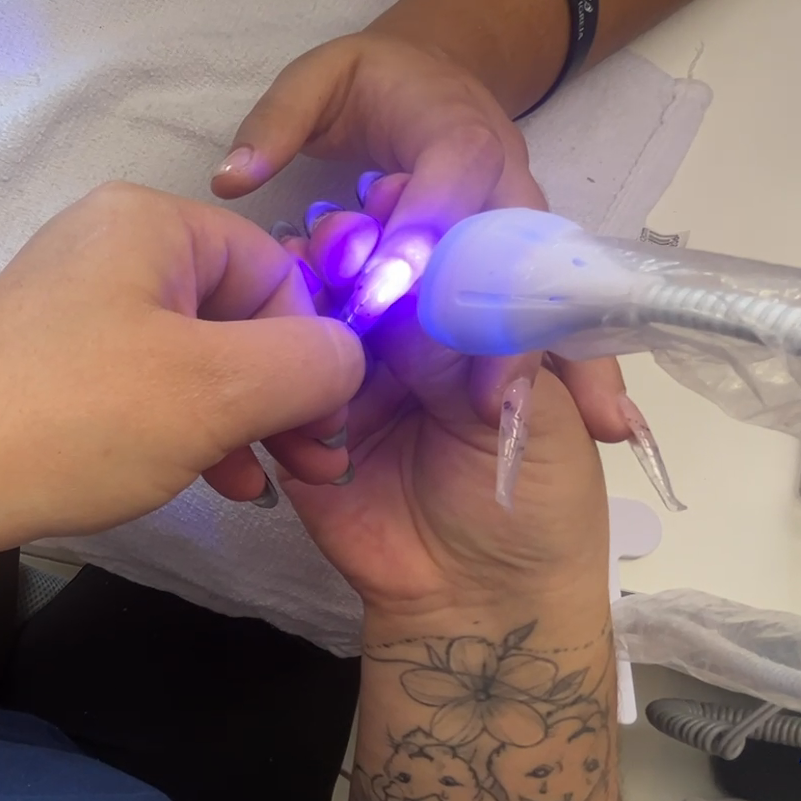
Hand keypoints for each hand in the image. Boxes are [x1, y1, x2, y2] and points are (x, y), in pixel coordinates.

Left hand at [0, 183, 363, 550]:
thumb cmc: (79, 423)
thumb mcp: (218, 390)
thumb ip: (312, 362)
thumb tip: (344, 358)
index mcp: (147, 224)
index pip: (274, 272)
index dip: (315, 352)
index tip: (330, 429)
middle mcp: (104, 249)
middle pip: (229, 318)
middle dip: (277, 397)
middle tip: (311, 465)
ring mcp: (68, 308)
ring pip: (185, 360)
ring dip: (233, 422)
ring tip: (259, 485)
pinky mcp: (46, 363)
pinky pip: (136, 385)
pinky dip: (178, 428)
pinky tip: (207, 479)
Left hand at [214, 32, 633, 440]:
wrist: (431, 77)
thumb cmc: (371, 84)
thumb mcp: (320, 82)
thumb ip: (278, 122)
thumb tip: (230, 177)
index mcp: (458, 137)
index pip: (446, 186)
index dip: (418, 241)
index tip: (380, 299)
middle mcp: (505, 186)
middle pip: (510, 255)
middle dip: (495, 324)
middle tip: (481, 398)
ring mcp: (519, 228)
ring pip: (540, 293)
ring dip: (543, 359)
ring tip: (526, 423)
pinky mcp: (515, 263)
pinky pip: (547, 316)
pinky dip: (576, 366)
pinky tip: (603, 423)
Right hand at [270, 238, 609, 618]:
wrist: (464, 598)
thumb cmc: (530, 507)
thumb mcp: (532, 416)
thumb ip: (487, 346)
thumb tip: (425, 282)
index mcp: (469, 334)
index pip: (438, 262)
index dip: (415, 227)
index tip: (392, 202)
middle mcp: (404, 351)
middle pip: (366, 281)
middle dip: (349, 252)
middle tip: (337, 246)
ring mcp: (345, 387)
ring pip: (313, 322)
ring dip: (301, 295)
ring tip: (298, 284)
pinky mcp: (298, 428)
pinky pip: (276, 383)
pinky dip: (268, 356)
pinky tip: (268, 340)